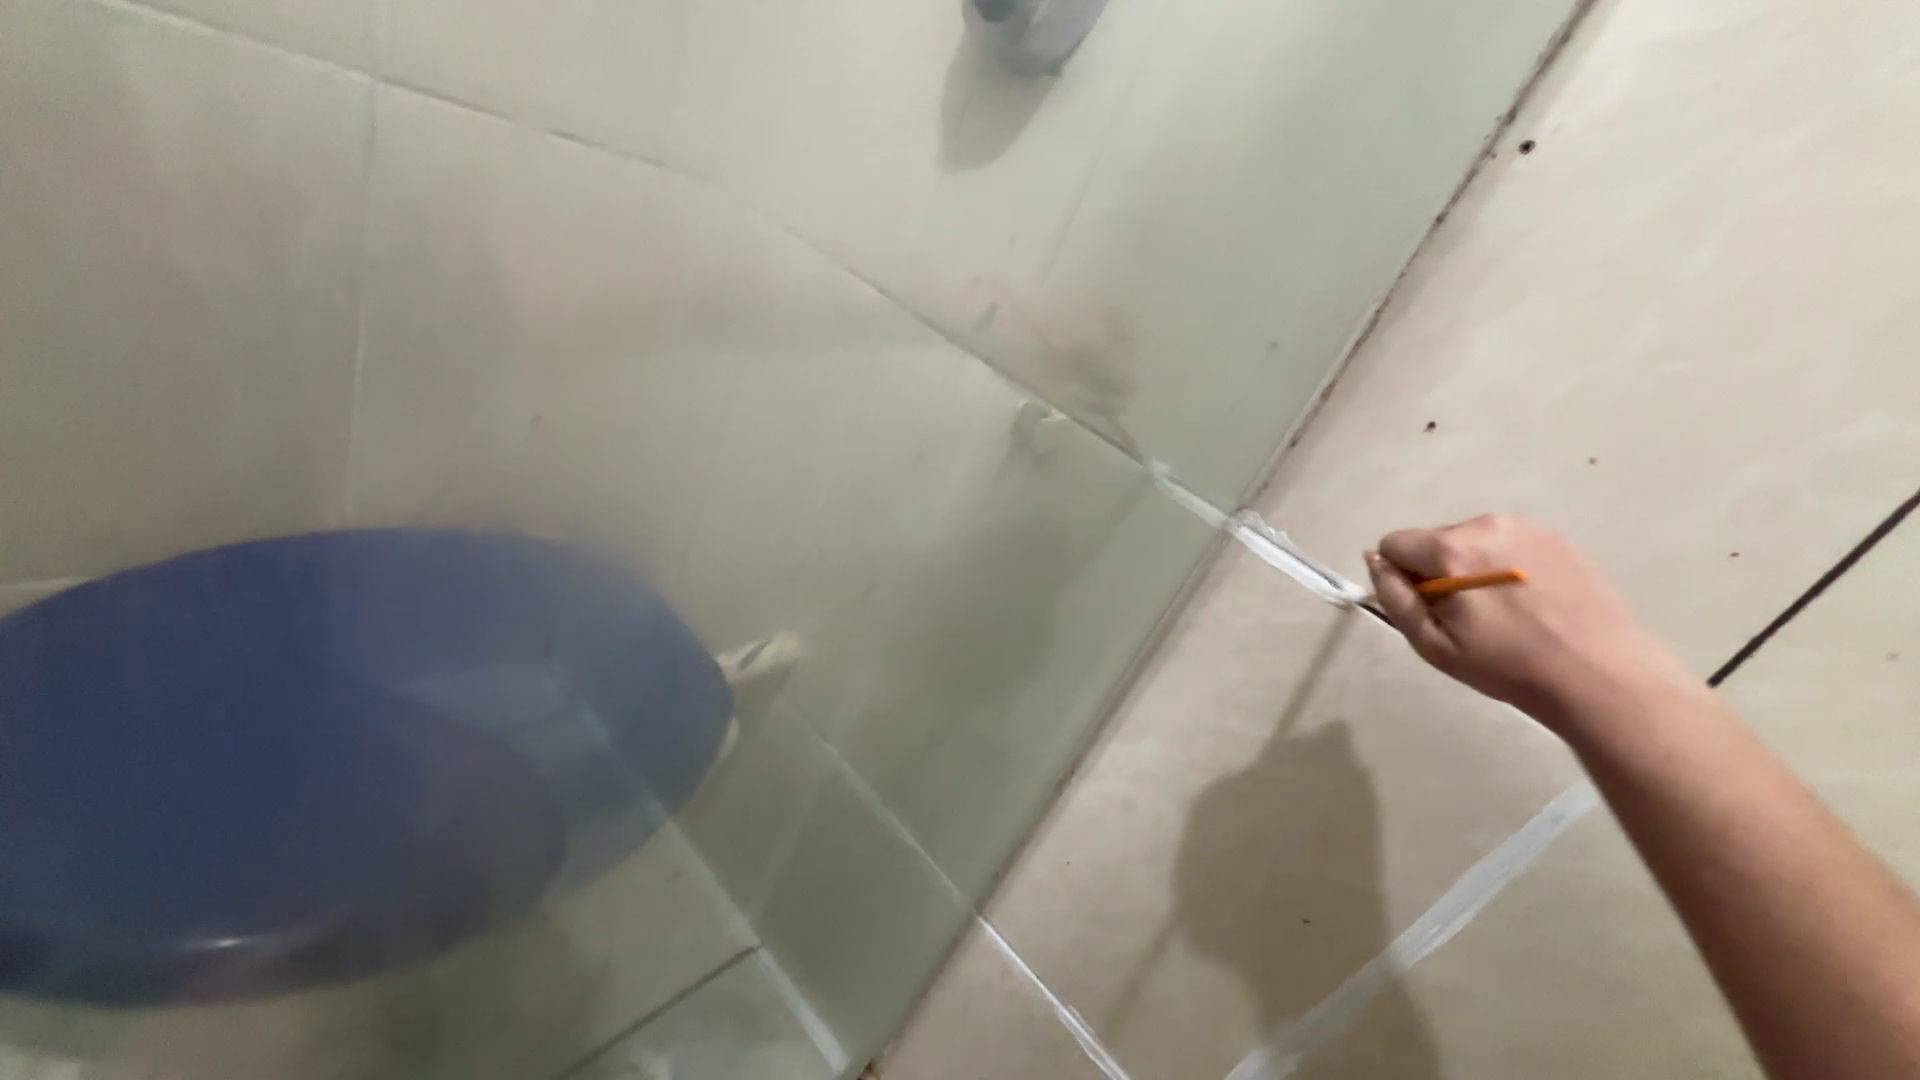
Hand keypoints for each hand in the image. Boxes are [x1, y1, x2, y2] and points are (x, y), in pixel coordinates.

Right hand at [1365, 515, 1699, 732]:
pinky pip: (1507, 544)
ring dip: (1470, 567)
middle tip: (1467, 616)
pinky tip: (1529, 601)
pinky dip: (1504, 566)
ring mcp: (1526, 527)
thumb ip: (1393, 596)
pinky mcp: (1557, 537)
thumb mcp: (1432, 643)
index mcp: (1451, 549)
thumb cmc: (1507, 665)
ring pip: (1470, 541)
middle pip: (1433, 540)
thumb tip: (1376, 562)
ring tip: (1501, 610)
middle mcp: (1486, 525)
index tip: (1428, 608)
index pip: (1394, 543)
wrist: (1601, 675)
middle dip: (1436, 570)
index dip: (1400, 576)